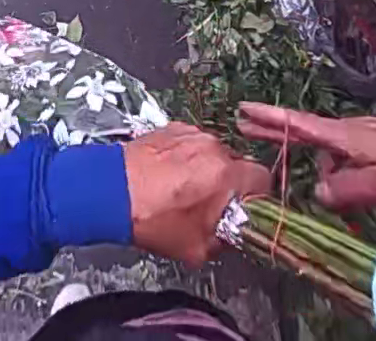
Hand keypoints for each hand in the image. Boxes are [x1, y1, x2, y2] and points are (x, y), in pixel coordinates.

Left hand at [122, 123, 270, 265]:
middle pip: (237, 164)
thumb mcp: (196, 248)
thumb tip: (232, 232)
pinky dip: (188, 156)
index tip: (246, 207)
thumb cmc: (152, 219)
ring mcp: (194, 133)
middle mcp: (215, 147)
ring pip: (215, 152)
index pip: (263, 178)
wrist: (113, 191)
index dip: (258, 195)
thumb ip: (225, 238)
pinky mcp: (176, 127)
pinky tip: (169, 174)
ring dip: (208, 168)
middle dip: (229, 183)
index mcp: (226, 176)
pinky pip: (194, 142)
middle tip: (210, 203)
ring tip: (183, 188)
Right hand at [237, 104, 375, 216]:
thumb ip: (351, 189)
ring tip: (295, 170)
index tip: (244, 108)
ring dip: (310, 158)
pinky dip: (334, 169)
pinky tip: (338, 186)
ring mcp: (374, 140)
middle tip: (246, 125)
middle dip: (279, 129)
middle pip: (310, 130)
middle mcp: (359, 132)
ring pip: (331, 149)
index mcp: (354, 136)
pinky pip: (348, 159)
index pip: (304, 124)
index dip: (273, 118)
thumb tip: (318, 191)